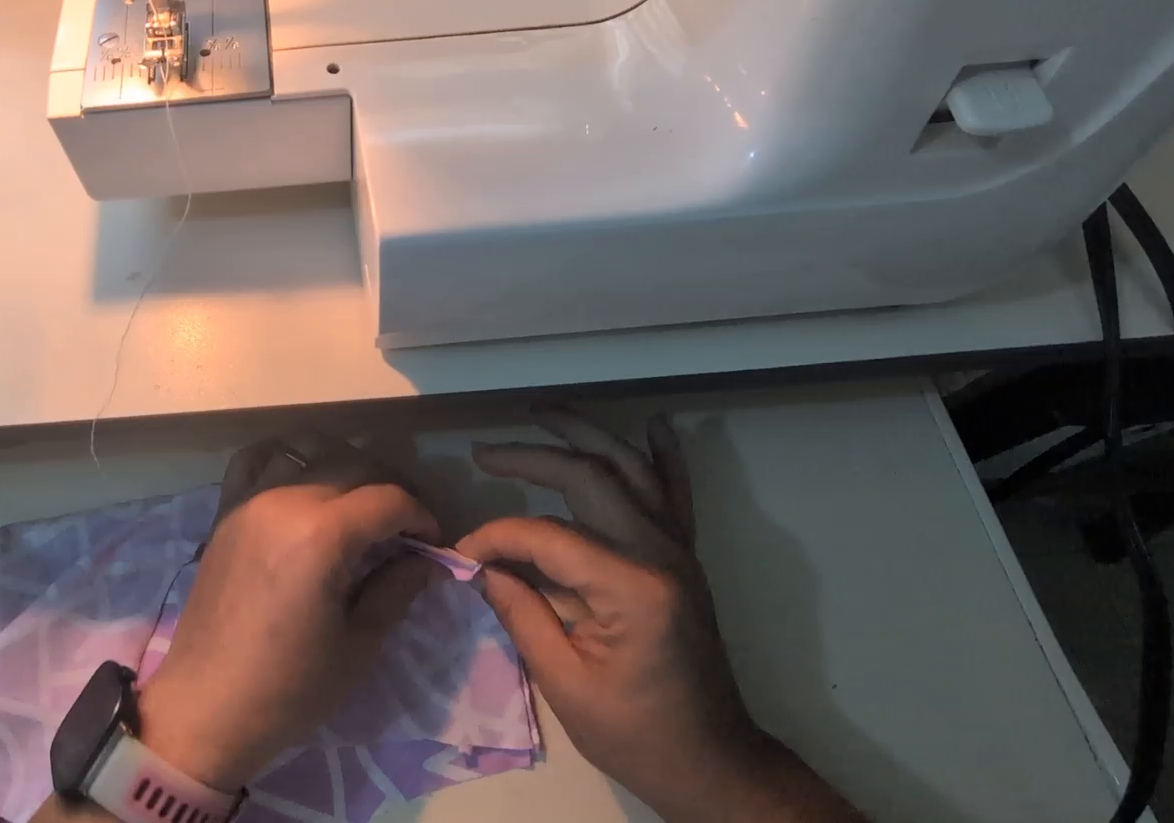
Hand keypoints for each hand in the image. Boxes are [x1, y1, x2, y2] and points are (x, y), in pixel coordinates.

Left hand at [137, 436, 442, 792]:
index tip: (432, 544)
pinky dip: (286, 459)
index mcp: (322, 534)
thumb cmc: (288, 688)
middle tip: (404, 530)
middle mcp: (286, 500)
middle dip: (389, 492)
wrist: (205, 708)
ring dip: (344, 472)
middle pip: (355, 468)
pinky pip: (258, 460)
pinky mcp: (227, 510)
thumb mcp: (358, 645)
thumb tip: (428, 560)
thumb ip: (397, 588)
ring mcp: (251, 500)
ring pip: (311, 455)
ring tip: (357, 508)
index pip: (389, 499)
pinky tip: (301, 483)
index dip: (421, 517)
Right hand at [457, 412, 863, 822]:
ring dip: (586, 433)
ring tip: (544, 411)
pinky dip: (664, 454)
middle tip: (483, 452)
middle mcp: (659, 552)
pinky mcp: (683, 554)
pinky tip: (655, 422)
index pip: (548, 536)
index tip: (462, 553)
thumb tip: (480, 565)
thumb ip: (521, 612)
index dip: (497, 536)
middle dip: (531, 457)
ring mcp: (677, 548)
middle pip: (589, 479)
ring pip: (630, 467)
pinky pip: (676, 491)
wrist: (712, 761)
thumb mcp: (564, 683)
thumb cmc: (636, 733)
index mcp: (631, 587)